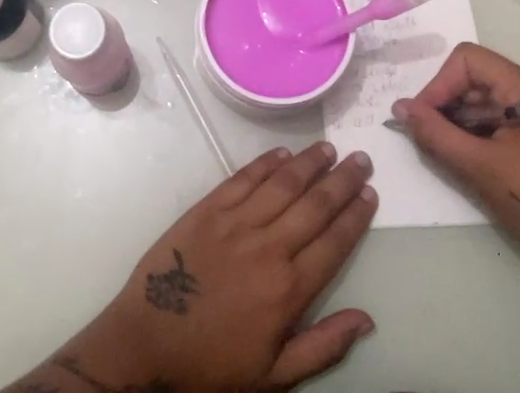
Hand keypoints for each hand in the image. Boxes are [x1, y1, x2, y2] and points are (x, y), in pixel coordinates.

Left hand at [41, 142, 378, 392]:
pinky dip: (263, 164)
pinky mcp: (205, 211)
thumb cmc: (213, 364)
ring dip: (308, 164)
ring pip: (281, 185)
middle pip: (315, 205)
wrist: (148, 345)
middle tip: (361, 159)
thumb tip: (367, 320)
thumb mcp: (275, 374)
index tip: (372, 194)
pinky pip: (241, 180)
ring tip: (328, 149)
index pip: (334, 242)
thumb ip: (324, 345)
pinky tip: (281, 154)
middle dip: (342, 181)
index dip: (355, 216)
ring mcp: (234, 224)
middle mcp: (268, 248)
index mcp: (289, 289)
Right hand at [391, 44, 519, 278]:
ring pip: (483, 100)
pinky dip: (474, 134)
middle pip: (474, 77)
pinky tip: (468, 162)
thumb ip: (436, 135)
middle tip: (427, 138)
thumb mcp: (481, 169)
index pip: (468, 60)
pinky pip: (497, 120)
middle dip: (444, 103)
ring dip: (457, 121)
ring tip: (446, 154)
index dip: (438, 85)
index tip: (421, 120)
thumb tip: (400, 108)